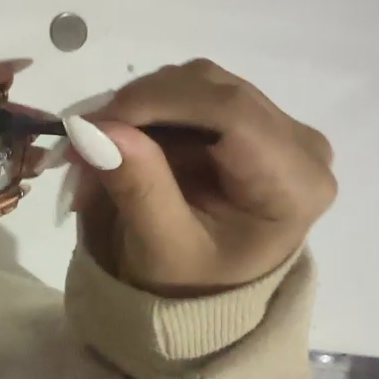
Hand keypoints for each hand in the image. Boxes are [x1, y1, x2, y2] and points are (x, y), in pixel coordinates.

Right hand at [66, 59, 335, 297]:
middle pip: (211, 89)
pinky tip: (119, 148)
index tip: (91, 125)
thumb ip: (138, 188)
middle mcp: (300, 144)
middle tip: (78, 145)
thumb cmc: (190, 287)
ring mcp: (278, 127)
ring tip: (95, 154)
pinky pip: (189, 95)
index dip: (156, 103)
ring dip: (135, 111)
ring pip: (194, 84)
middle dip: (136, 108)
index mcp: (295, 184)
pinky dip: (144, 116)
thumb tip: (97, 129)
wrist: (204, 294)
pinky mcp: (251, 121)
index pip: (230, 111)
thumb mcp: (160, 249)